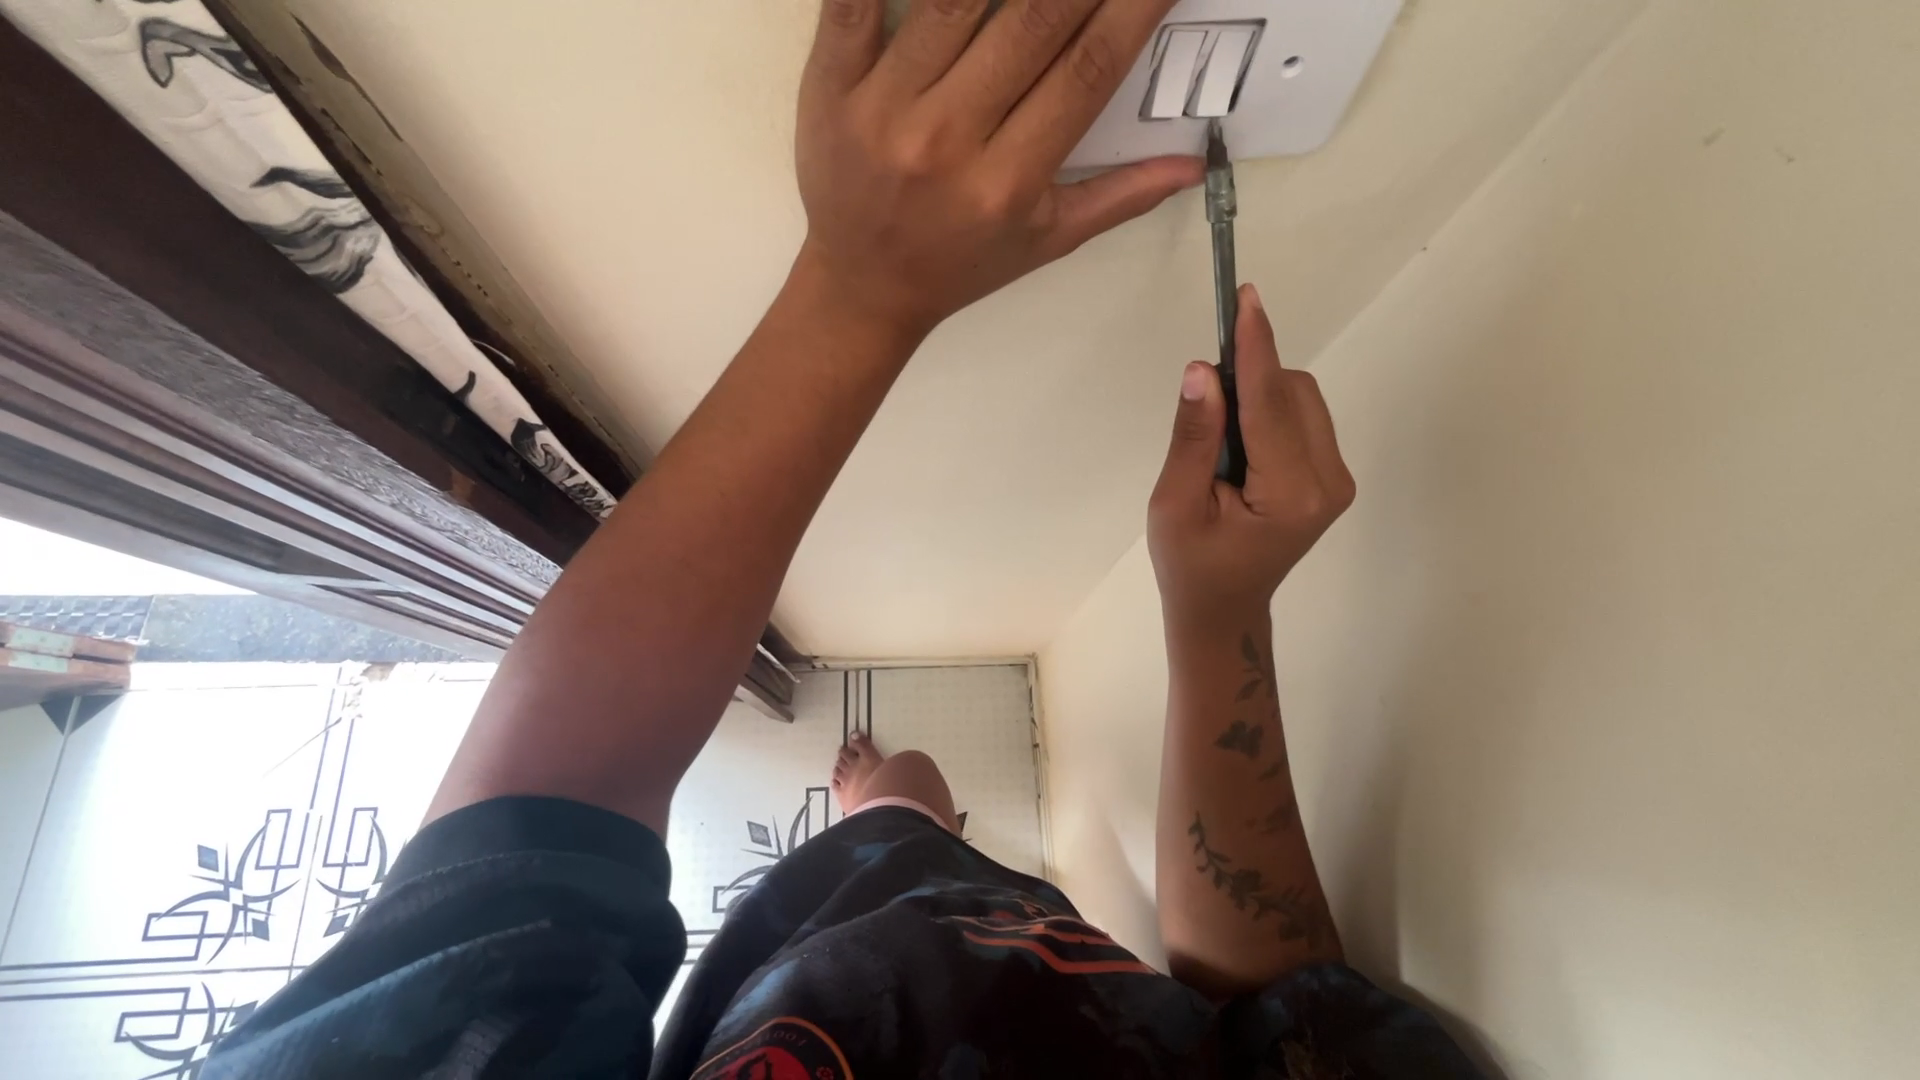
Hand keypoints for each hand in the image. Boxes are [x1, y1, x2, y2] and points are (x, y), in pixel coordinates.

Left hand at [794, 0, 1203, 336]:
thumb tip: (1191, 167)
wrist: (862, 289)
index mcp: (1007, 183)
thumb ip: (1117, 199)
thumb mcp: (1042, 243)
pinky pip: (854, 0)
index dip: (1134, 5)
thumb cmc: (958, 265)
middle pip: (1031, 19)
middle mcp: (948, 142)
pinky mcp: (831, 87)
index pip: (1087, 71)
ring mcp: (883, 109)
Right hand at [1148, 285, 1356, 628]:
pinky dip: (1266, 414)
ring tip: (1216, 446)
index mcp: (1291, 493)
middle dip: (1247, 381)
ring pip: (1299, 400)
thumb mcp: (1173, 503)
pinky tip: (1237, 449)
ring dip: (1256, 398)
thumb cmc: (1189, 566)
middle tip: (1199, 407)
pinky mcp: (1330, 479)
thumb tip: (1202, 369)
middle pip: (1292, 392)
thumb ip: (1192, 436)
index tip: (1247, 297)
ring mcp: (1336, 480)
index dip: (1256, 347)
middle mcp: (1328, 481)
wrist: (1223, 610)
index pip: (1271, 402)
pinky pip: (1300, 419)